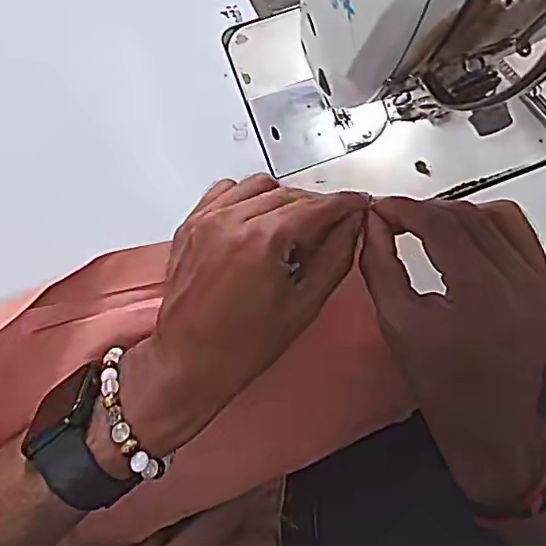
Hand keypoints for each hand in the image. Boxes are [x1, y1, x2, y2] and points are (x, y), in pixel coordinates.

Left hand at [120, 176, 367, 456]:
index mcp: (262, 240)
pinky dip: (247, 197)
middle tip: (330, 228)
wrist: (188, 360)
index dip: (344, 204)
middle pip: (290, 194)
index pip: (316, 206)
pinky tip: (256, 221)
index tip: (356, 204)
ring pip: (259, 185)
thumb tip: (351, 226)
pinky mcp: (191, 223)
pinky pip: (226, 190)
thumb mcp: (304, 305)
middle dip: (316, 206)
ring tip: (291, 230)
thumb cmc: (239, 345)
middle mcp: (231, 221)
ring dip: (283, 199)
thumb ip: (335, 257)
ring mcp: (207, 219)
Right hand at [359, 197, 545, 510]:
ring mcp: (540, 285)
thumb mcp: (396, 321)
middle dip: (424, 209)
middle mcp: (520, 284)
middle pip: (467, 215)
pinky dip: (488, 224)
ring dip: (457, 211)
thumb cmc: (442, 383)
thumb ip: (380, 263)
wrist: (489, 422)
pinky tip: (466, 235)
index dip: (404, 208)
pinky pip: (520, 233)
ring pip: (497, 215)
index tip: (382, 208)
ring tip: (429, 224)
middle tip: (396, 216)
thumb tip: (374, 223)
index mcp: (482, 295)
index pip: (440, 223)